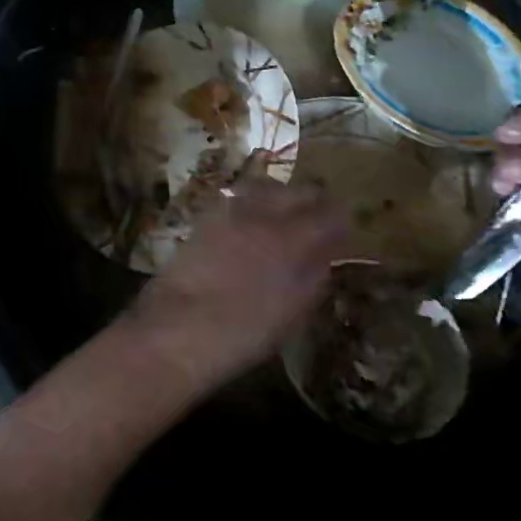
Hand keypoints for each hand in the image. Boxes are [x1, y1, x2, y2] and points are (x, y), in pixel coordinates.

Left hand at [124, 180, 349, 386]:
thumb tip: (326, 256)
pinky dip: (255, 205)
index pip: (332, 212)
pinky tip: (253, 226)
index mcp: (294, 238)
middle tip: (319, 225)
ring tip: (286, 220)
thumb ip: (315, 277)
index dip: (342, 221)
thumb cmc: (243, 333)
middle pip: (301, 191)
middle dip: (316, 203)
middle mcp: (265, 213)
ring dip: (284, 199)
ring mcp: (233, 210)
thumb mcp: (293, 313)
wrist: (177, 329)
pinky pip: (241, 199)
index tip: (343, 234)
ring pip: (270, 188)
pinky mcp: (208, 216)